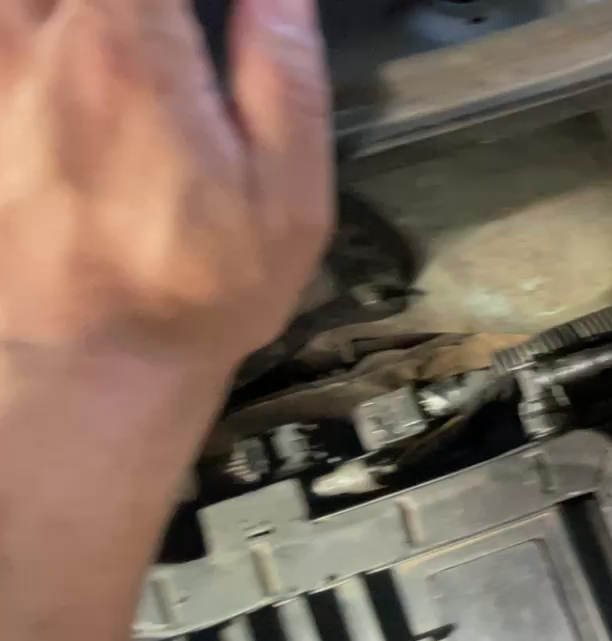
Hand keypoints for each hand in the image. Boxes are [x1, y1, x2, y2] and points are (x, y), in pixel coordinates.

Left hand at [0, 0, 331, 380]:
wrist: (94, 343)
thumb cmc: (211, 277)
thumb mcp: (289, 200)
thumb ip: (283, 87)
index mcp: (138, 58)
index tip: (240, 7)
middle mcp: (45, 39)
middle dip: (147, 11)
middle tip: (184, 39)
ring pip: (37, 10)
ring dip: (95, 22)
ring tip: (145, 47)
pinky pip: (5, 31)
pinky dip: (42, 33)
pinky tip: (67, 49)